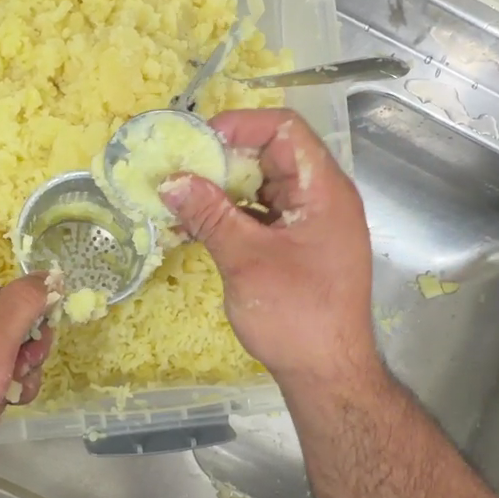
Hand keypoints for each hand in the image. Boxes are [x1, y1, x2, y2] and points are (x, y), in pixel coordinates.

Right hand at [158, 108, 377, 383]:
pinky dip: (228, 216)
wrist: (327, 371)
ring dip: (220, 190)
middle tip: (177, 172)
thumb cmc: (296, 315)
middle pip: (271, 155)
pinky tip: (195, 227)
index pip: (284, 130)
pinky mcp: (295, 247)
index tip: (193, 144)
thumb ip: (210, 215)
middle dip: (221, 159)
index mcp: (322, 190)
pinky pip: (259, 216)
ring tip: (178, 199)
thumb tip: (171, 181)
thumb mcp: (246, 261)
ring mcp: (308, 224)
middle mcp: (319, 198)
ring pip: (261, 187)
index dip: (238, 126)